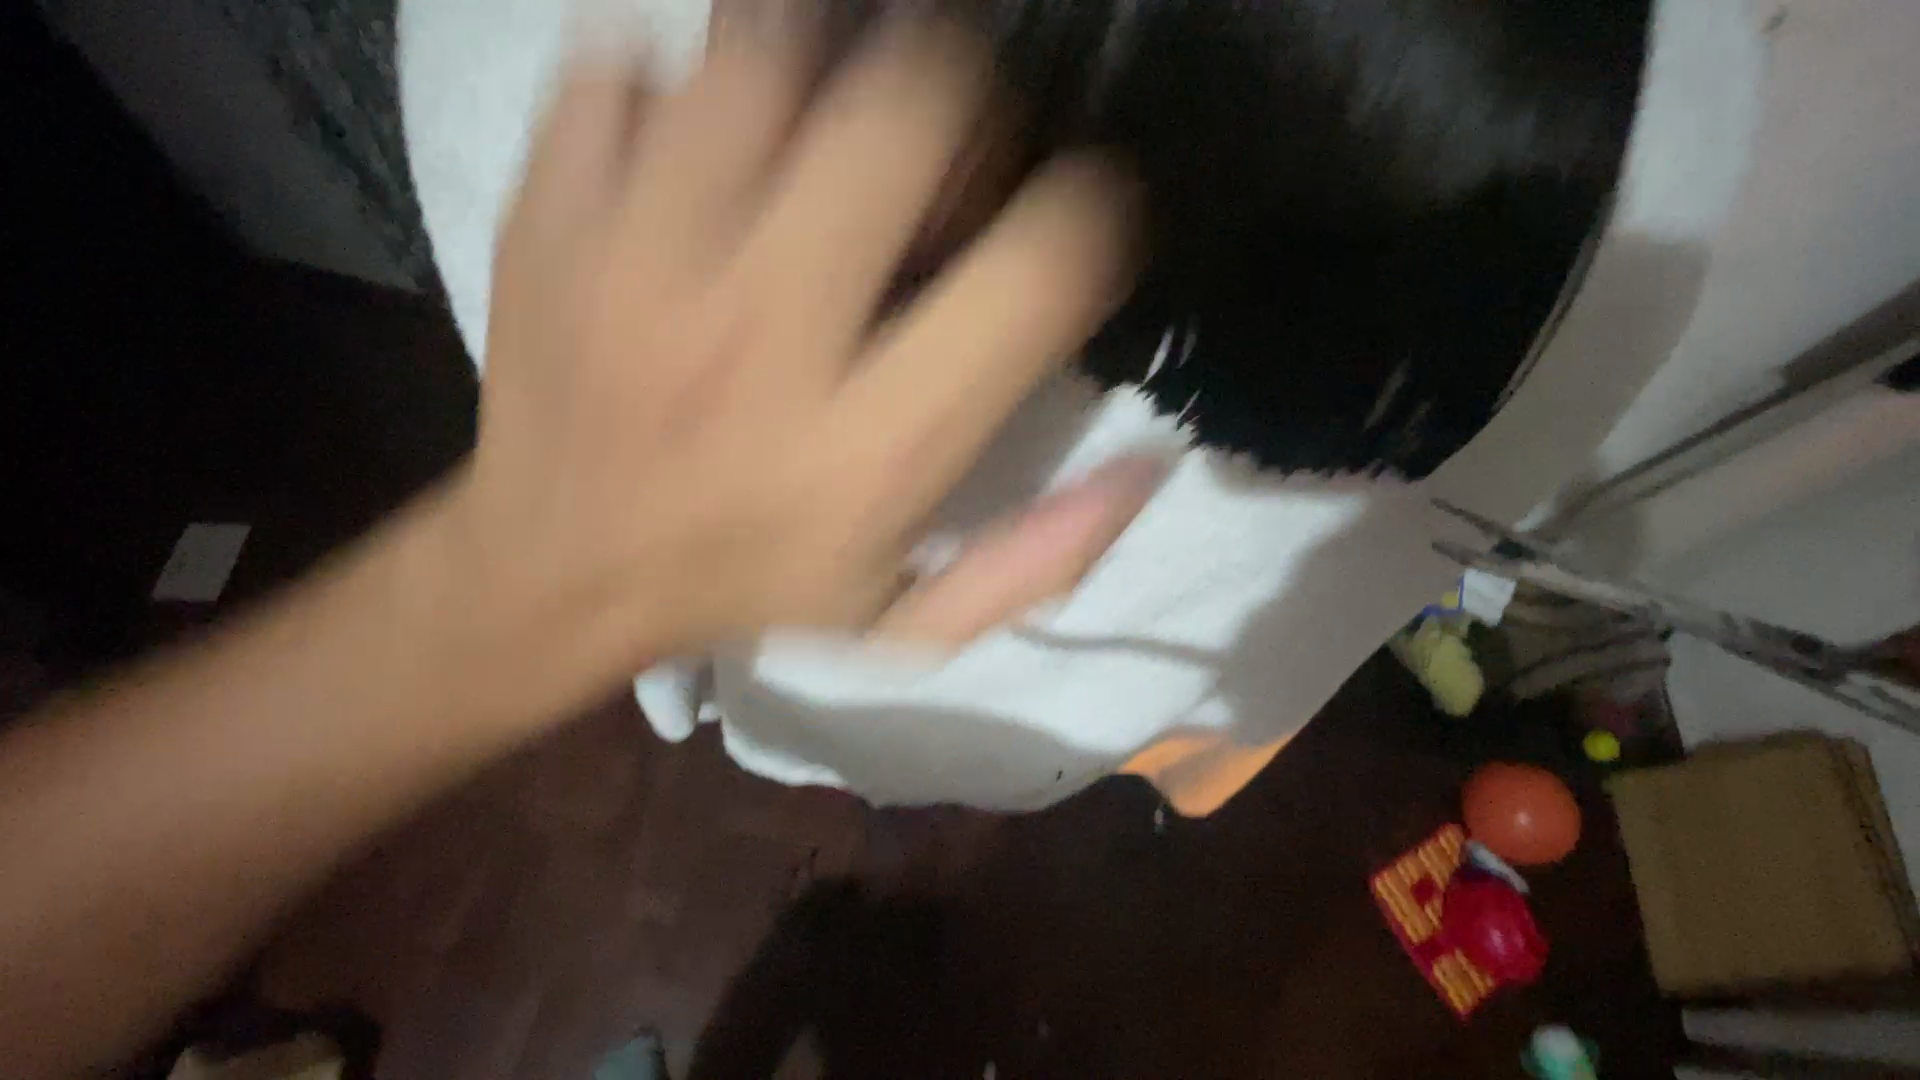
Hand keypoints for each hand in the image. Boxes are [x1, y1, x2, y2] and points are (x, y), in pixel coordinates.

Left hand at [441, 18, 1151, 703]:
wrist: (553, 570)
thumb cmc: (749, 586)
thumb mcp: (905, 623)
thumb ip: (1036, 560)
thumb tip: (1146, 467)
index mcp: (869, 444)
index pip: (1039, 265)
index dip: (1089, 212)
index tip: (1066, 226)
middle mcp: (764, 332)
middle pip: (909, 107)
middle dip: (965, 103)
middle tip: (944, 160)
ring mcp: (641, 256)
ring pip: (767, 52)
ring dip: (830, 69)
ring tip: (828, 143)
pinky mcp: (554, 215)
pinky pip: (627, 66)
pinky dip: (683, 83)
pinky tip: (702, 156)